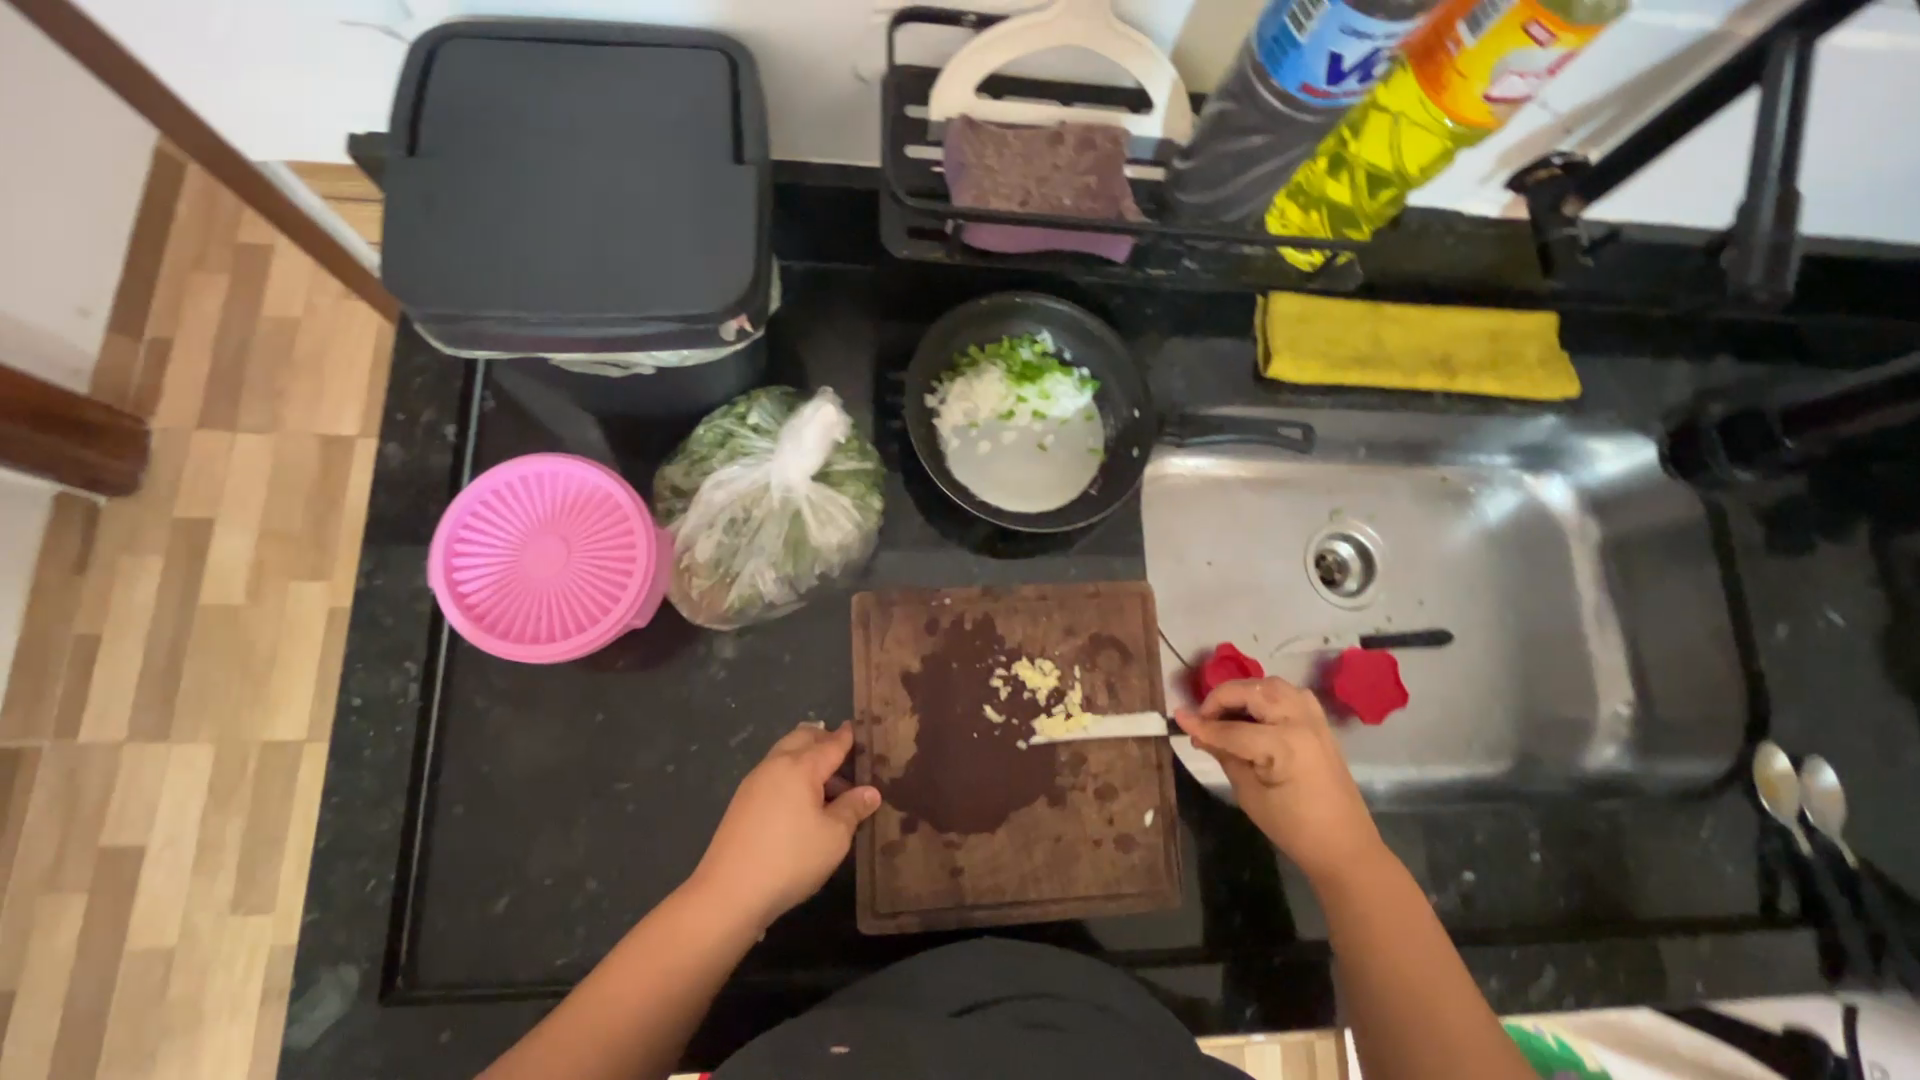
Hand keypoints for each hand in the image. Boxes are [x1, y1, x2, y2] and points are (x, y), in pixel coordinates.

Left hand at [690, 723, 879, 930]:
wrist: (729, 892)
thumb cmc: (791, 859)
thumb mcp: (834, 836)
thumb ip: (853, 808)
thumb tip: (871, 792)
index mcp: (800, 767)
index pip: (830, 744)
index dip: (847, 737)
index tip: (856, 727)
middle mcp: (775, 766)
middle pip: (801, 739)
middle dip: (822, 739)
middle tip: (843, 752)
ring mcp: (754, 783)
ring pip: (784, 756)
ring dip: (806, 760)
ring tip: (828, 785)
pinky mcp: (741, 803)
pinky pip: (773, 775)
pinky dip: (791, 776)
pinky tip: (801, 803)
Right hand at [1174, 677, 1384, 885]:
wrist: (1343, 844)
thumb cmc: (1293, 827)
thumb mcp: (1249, 793)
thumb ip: (1223, 754)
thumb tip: (1194, 730)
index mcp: (1284, 744)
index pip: (1231, 729)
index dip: (1201, 726)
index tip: (1177, 719)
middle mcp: (1300, 721)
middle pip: (1253, 692)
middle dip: (1222, 698)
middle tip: (1203, 718)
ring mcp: (1314, 719)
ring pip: (1272, 686)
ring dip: (1245, 692)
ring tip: (1226, 713)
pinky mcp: (1320, 724)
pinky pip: (1290, 694)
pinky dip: (1268, 696)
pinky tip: (1255, 714)